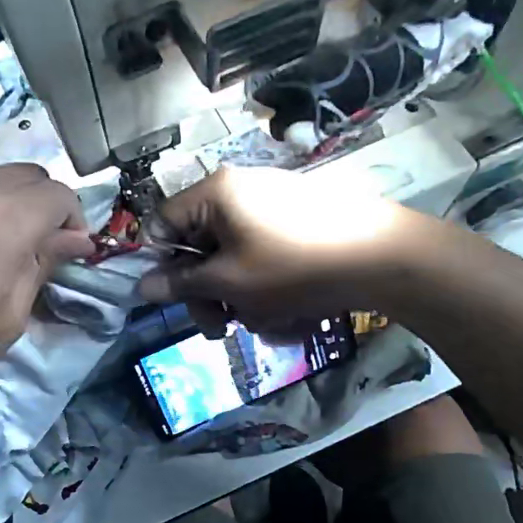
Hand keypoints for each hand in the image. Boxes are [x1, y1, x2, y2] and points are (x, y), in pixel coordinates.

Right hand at [136, 166, 450, 330]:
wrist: (381, 257)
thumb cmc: (294, 268)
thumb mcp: (230, 283)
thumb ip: (182, 285)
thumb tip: (141, 287)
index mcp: (216, 193)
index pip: (163, 224)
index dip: (164, 266)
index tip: (180, 301)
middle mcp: (241, 192)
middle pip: (201, 247)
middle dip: (209, 294)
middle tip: (222, 330)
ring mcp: (274, 206)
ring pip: (236, 261)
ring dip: (245, 299)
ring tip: (273, 323)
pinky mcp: (301, 224)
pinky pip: (268, 260)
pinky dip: (272, 290)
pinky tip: (294, 314)